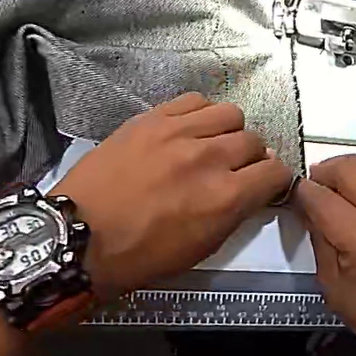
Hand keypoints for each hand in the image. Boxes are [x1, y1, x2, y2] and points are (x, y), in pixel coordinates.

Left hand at [54, 93, 293, 299]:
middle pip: (254, 140)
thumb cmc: (140, 255)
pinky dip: (201, 115)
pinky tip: (189, 130)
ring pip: (230, 113)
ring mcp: (179, 132)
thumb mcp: (201, 248)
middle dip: (252, 158)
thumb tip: (254, 186)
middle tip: (234, 169)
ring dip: (229, 131)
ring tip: (212, 145)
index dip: (275, 180)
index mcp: (225, 197)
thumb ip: (235, 213)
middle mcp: (209, 157)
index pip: (276, 172)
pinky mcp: (152, 117)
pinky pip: (194, 100)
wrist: (79, 236)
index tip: (264, 184)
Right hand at [293, 153, 355, 355]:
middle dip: (324, 172)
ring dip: (349, 167)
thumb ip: (318, 237)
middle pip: (350, 169)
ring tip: (338, 185)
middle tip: (315, 187)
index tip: (293, 192)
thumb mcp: (332, 284)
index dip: (302, 191)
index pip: (324, 199)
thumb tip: (305, 202)